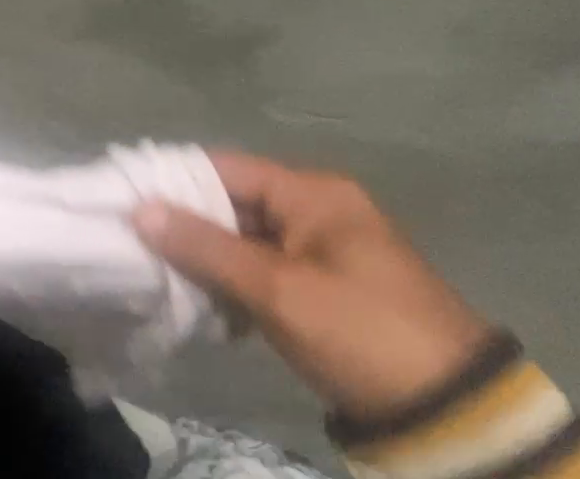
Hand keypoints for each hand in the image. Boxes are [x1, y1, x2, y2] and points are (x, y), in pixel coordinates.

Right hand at [133, 151, 493, 419]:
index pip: (224, 167)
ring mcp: (325, 248)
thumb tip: (140, 209)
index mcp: (313, 194)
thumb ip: (205, 247)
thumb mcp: (277, 289)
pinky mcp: (328, 285)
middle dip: (187, 224)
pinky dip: (234, 281)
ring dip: (208, 257)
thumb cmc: (359, 330)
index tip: (126, 197)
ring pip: (245, 238)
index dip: (173, 180)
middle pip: (233, 202)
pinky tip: (206, 304)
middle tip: (137, 242)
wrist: (453, 411)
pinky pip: (264, 267)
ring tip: (163, 276)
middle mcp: (318, 209)